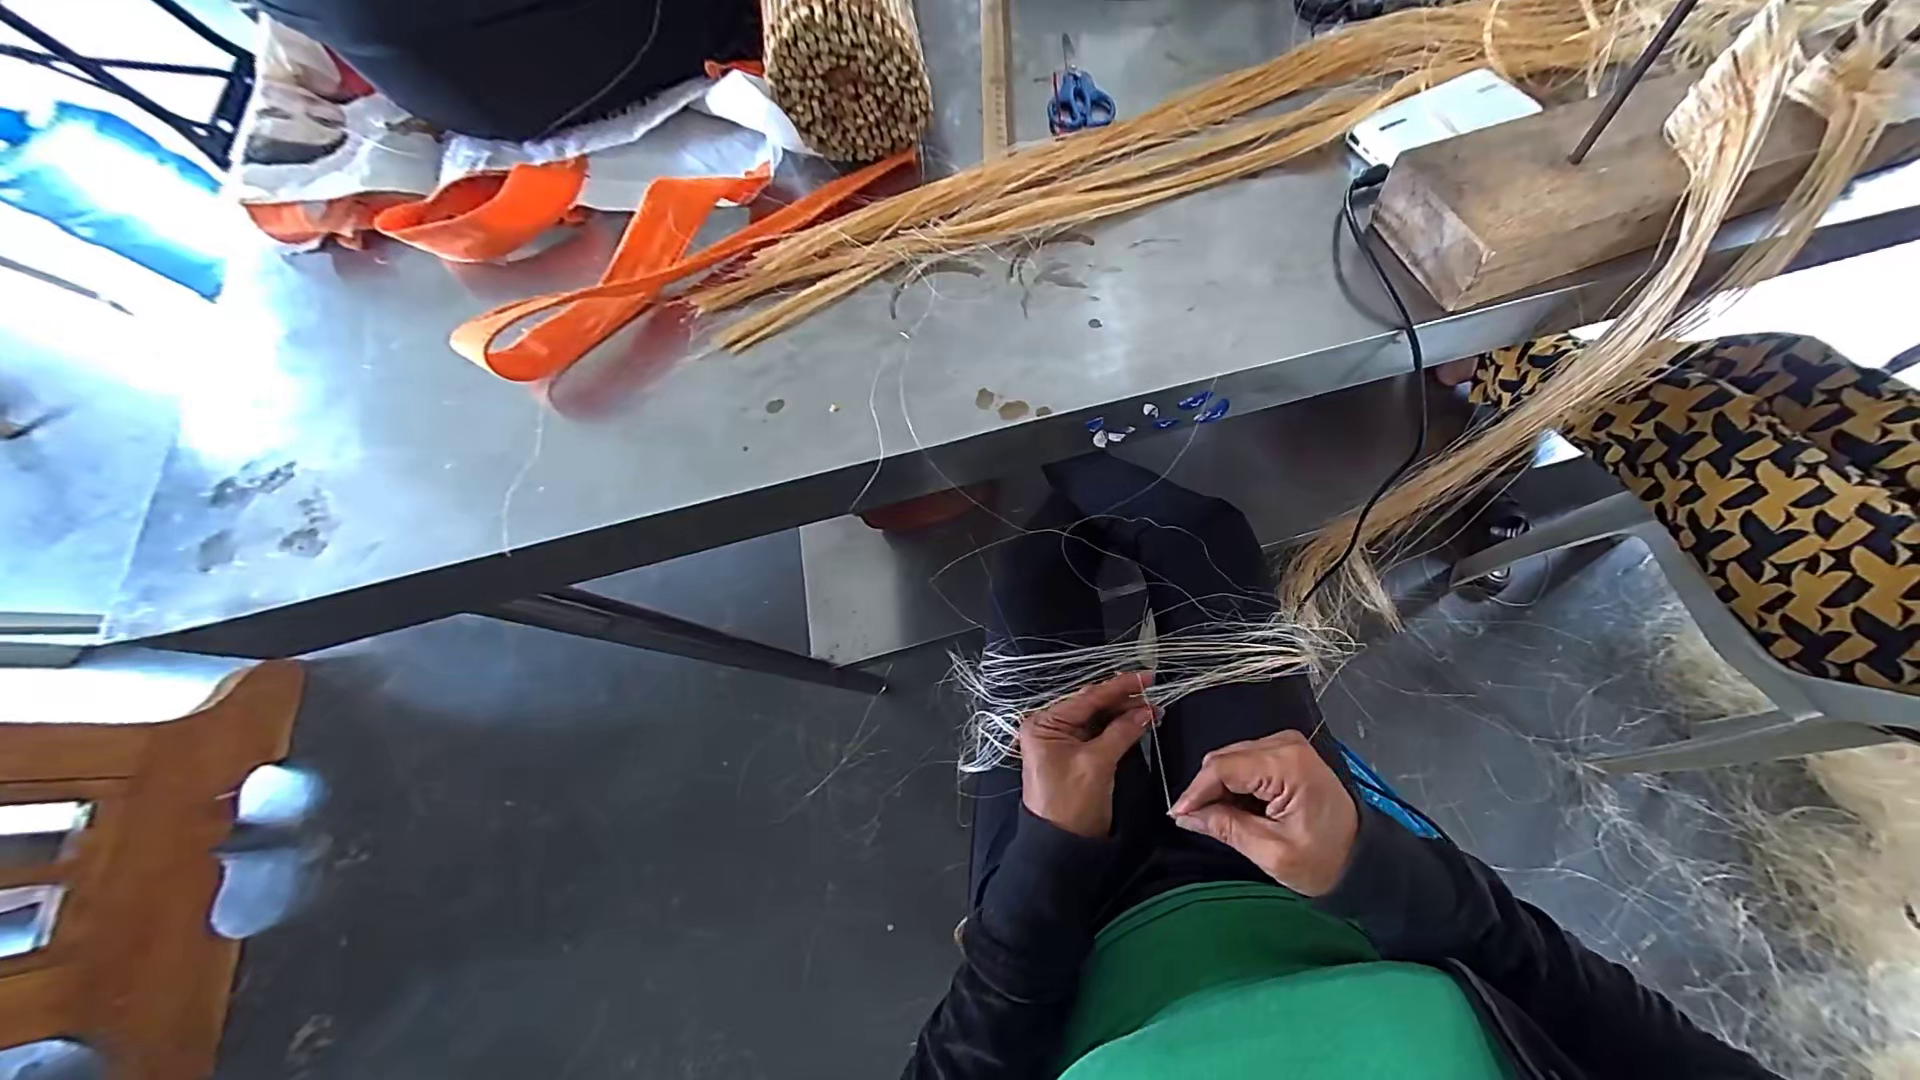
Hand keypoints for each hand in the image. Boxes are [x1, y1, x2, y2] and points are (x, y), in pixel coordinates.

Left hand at [1020, 671, 1156, 838]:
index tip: (1144, 676)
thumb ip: (1121, 733)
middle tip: (1152, 691)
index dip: (1118, 686)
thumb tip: (1146, 710)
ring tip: (1151, 707)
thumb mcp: (1097, 764)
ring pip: (1097, 718)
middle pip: (1091, 705)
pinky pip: (1098, 733)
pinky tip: (1138, 720)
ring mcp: (1061, 740)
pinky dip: (1118, 727)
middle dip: (1122, 699)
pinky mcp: (1073, 753)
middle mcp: (1049, 726)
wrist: (1061, 847)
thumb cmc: (1070, 804)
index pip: (1086, 698)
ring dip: (1123, 713)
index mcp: (1044, 723)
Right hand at [1168, 730, 1357, 895]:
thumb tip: (1185, 816)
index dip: (1195, 791)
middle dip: (1206, 789)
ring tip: (1217, 816)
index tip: (1179, 815)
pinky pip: (1243, 760)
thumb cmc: (1326, 861)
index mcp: (1287, 765)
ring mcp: (1286, 744)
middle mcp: (1285, 744)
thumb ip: (1226, 827)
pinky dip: (1233, 783)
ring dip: (1218, 786)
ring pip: (1230, 758)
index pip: (1223, 767)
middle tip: (1195, 820)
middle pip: (1224, 759)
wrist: (1366, 861)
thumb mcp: (1272, 853)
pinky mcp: (1285, 751)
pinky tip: (1234, 805)